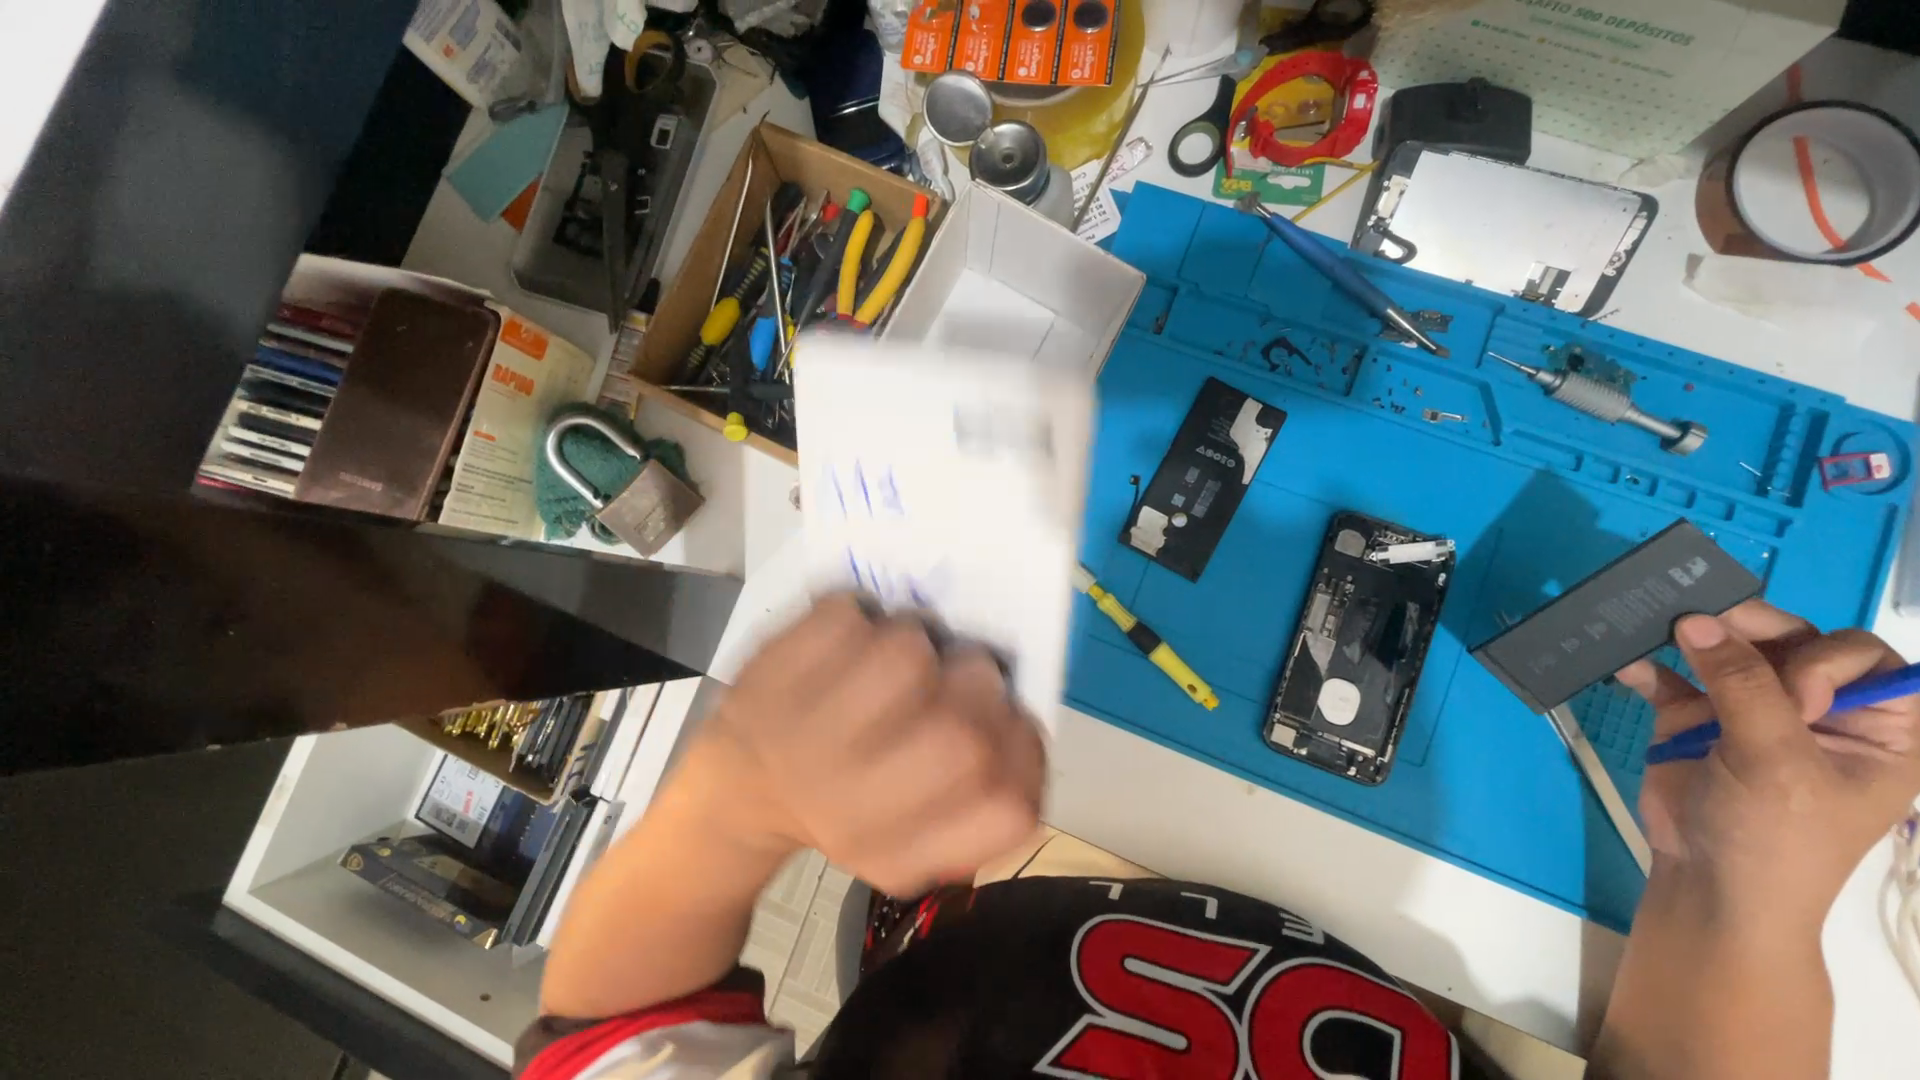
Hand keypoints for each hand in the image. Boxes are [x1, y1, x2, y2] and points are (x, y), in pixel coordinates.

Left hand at [685, 593, 1046, 895]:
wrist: (737, 793)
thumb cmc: (839, 807)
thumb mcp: (909, 844)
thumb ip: (973, 802)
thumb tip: (1016, 720)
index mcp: (898, 851)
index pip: (1008, 807)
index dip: (1025, 749)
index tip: (1007, 721)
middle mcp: (850, 805)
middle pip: (963, 735)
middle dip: (979, 684)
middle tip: (964, 671)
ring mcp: (803, 736)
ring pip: (907, 656)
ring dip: (922, 641)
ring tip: (906, 653)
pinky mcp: (770, 673)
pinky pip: (846, 615)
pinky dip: (863, 613)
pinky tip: (855, 638)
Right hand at [1616, 600, 1919, 925]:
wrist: (1710, 885)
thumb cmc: (1776, 834)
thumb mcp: (1776, 761)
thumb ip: (1742, 687)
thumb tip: (1695, 621)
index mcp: (1874, 727)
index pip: (1864, 661)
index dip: (1828, 663)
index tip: (1790, 694)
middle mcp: (1816, 711)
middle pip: (1791, 644)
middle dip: (1750, 630)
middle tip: (1702, 623)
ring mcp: (1749, 713)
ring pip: (1728, 652)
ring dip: (1694, 637)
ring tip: (1661, 625)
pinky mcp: (1693, 721)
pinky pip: (1672, 680)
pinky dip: (1647, 668)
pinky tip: (1627, 665)